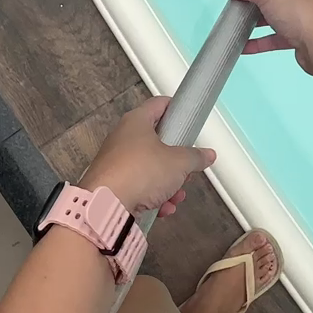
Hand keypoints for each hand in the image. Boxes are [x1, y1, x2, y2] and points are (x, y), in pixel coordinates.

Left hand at [79, 96, 215, 214]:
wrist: (105, 205)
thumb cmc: (137, 172)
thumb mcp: (178, 162)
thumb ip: (195, 157)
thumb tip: (206, 155)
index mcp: (136, 121)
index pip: (159, 105)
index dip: (176, 109)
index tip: (188, 117)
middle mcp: (123, 138)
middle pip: (157, 141)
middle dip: (176, 159)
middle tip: (186, 167)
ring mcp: (116, 161)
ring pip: (149, 167)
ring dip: (167, 182)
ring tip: (176, 194)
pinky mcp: (112, 184)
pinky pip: (138, 186)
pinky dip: (152, 196)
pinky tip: (163, 208)